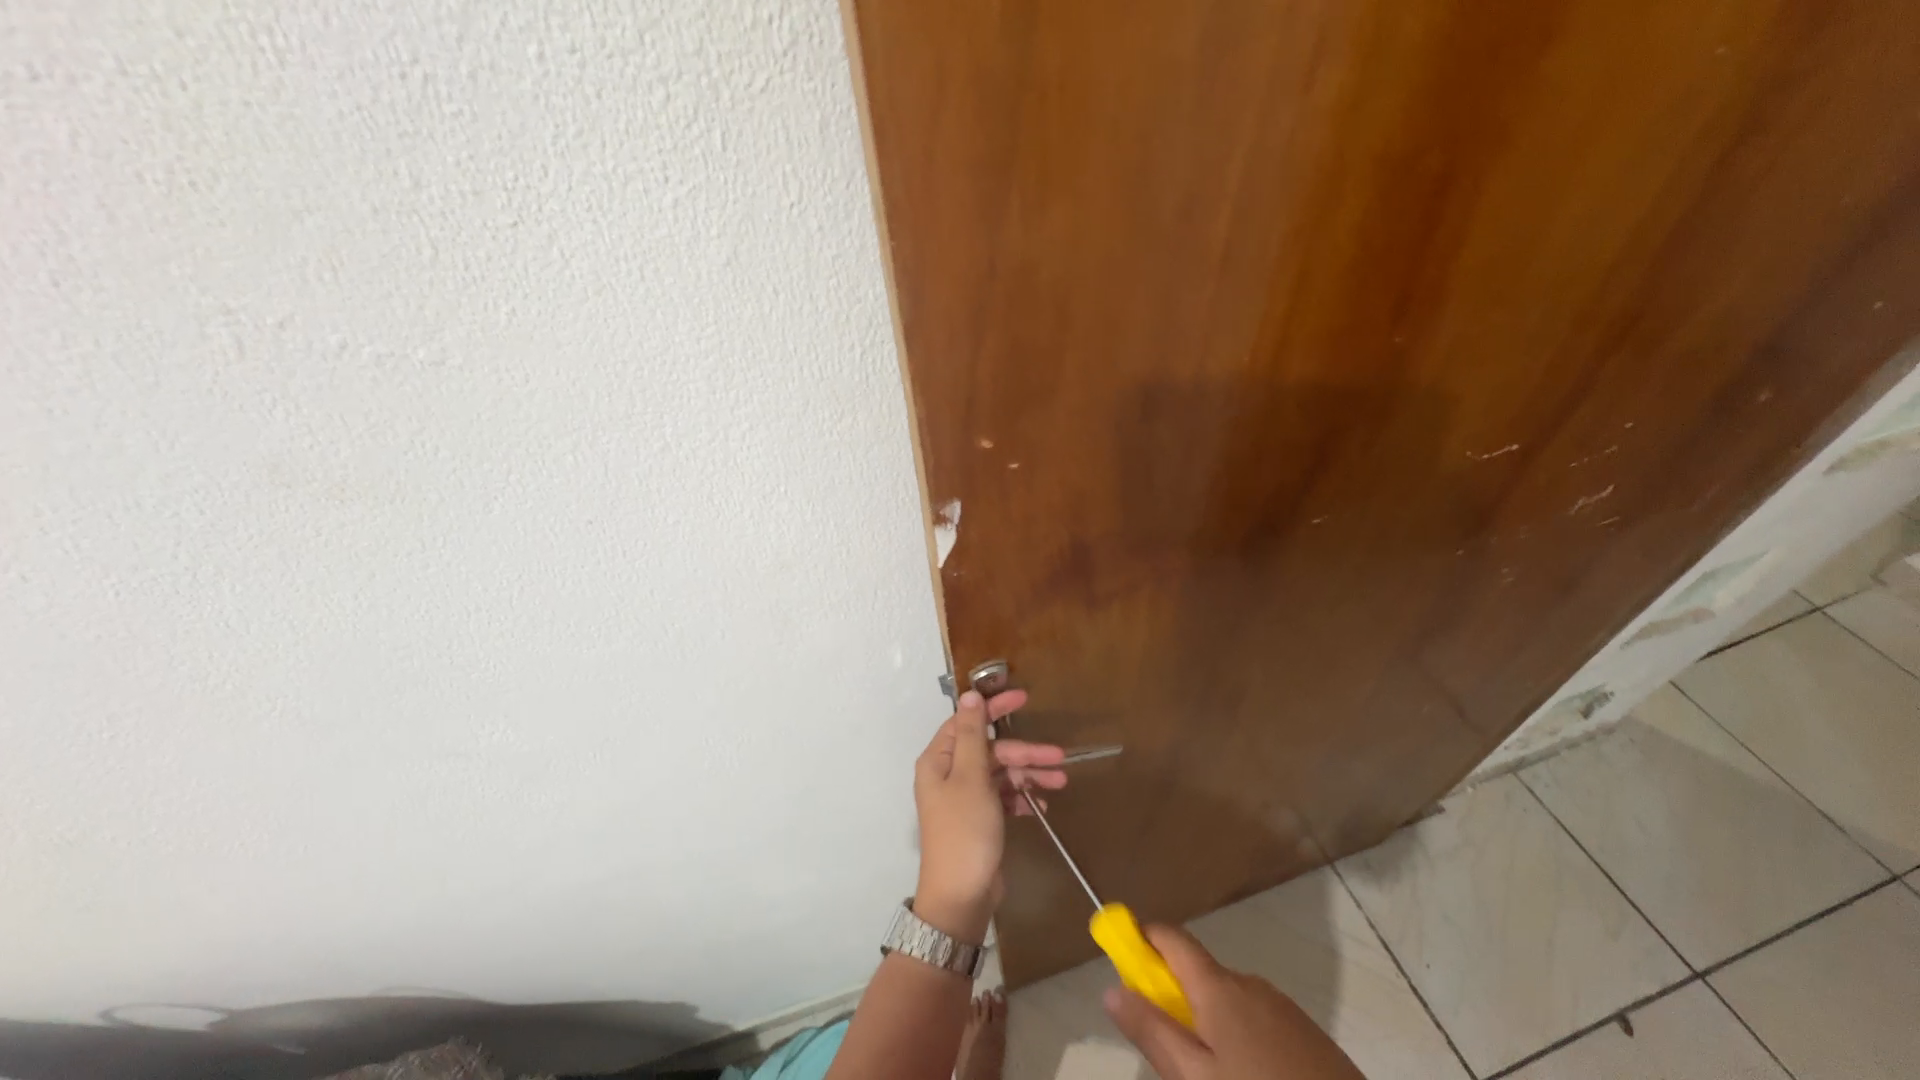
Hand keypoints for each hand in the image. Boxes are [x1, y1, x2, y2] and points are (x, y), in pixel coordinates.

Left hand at [912, 689, 1066, 943]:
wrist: (961, 897)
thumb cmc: (964, 832)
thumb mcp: (971, 778)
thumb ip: (972, 735)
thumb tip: (969, 695)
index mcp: (939, 761)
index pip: (967, 722)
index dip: (994, 709)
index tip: (1024, 698)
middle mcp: (948, 775)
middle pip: (990, 751)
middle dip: (1024, 752)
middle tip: (1058, 756)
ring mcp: (965, 799)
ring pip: (1001, 774)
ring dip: (1029, 775)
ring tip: (1060, 783)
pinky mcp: (980, 820)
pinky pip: (1004, 798)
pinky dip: (1022, 798)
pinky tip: (1042, 806)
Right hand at [1104, 925, 1365, 1079]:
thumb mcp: (1194, 1078)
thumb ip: (1152, 1032)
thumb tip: (1111, 988)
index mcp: (1219, 988)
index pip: (1171, 938)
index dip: (1140, 938)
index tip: (1119, 957)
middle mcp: (1250, 984)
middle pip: (1197, 974)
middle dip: (1173, 999)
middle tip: (1168, 1053)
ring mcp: (1283, 1007)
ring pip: (1227, 1002)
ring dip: (1207, 1023)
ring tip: (1211, 1075)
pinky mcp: (1307, 1033)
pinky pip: (1256, 1020)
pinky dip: (1239, 1037)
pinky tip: (1249, 1078)